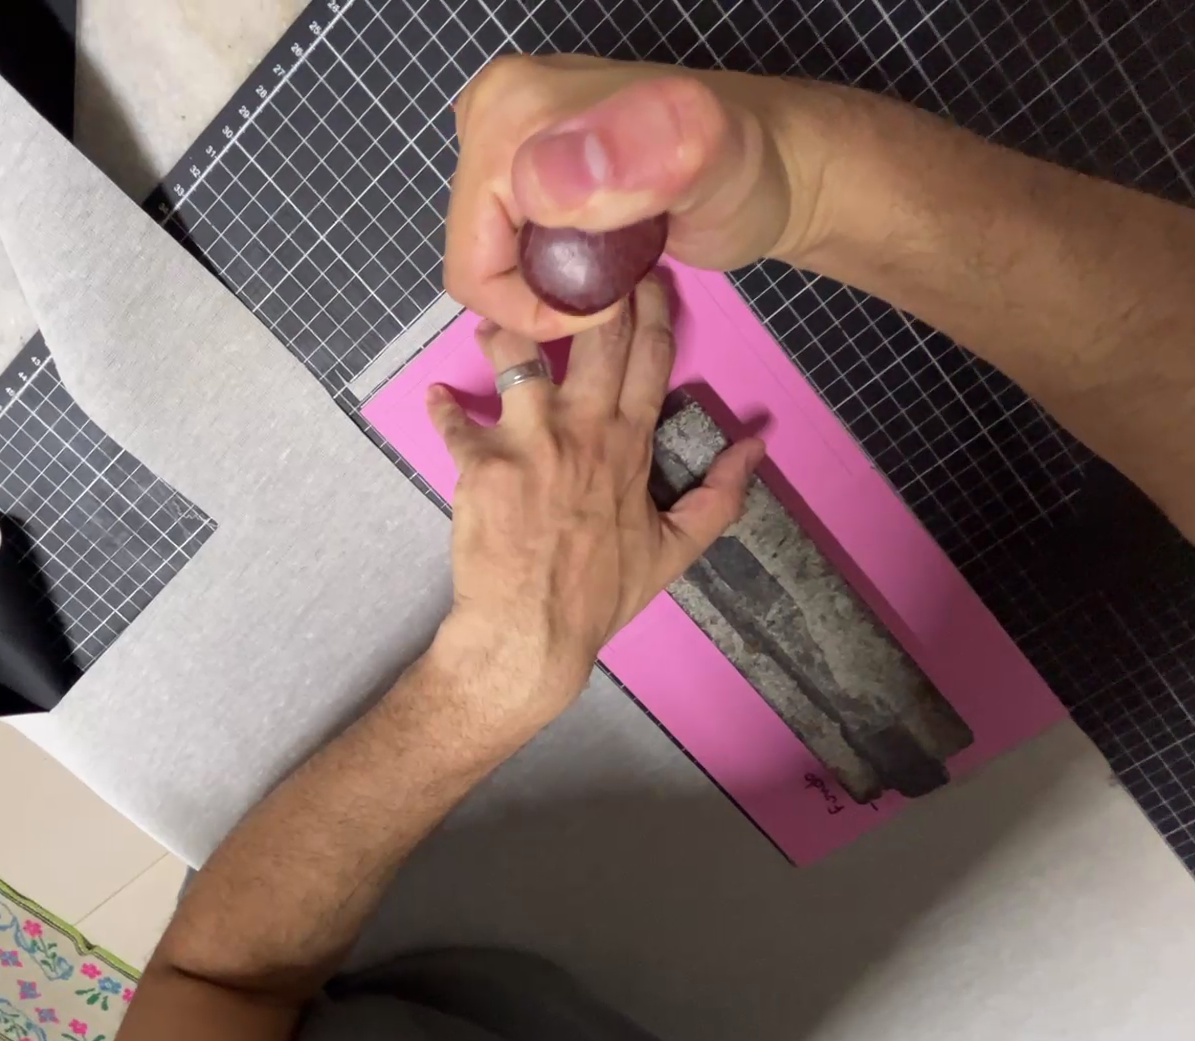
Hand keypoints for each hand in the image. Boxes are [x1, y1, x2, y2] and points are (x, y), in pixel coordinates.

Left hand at [426, 271, 763, 731]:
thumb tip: (759, 443)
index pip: (651, 359)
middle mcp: (581, 430)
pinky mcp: (480, 464)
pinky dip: (443, 408)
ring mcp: (528, 442)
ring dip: (503, 330)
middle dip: (591, 287)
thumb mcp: (675, 550)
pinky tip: (435, 395)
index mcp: (629, 444)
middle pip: (593, 339)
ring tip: (490, 316)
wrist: (531, 631)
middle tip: (577, 253)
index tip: (648, 270)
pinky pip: (455, 422)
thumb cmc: (599, 593)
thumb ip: (721, 495)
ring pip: (517, 358)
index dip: (652, 308)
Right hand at [446, 55, 833, 339]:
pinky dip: (545, 272)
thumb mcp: (706, 162)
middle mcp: (488, 118)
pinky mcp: (516, 170)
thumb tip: (540, 187)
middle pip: (474, 260)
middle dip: (535, 294)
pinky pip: (503, 252)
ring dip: (543, 285)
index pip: (474, 265)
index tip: (607, 299)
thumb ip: (639, 156)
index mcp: (503, 113)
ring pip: (488, 261)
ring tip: (607, 267)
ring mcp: (500, 144)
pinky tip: (594, 257)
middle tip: (609, 284)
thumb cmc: (743, 173)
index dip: (533, 308)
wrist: (772, 164)